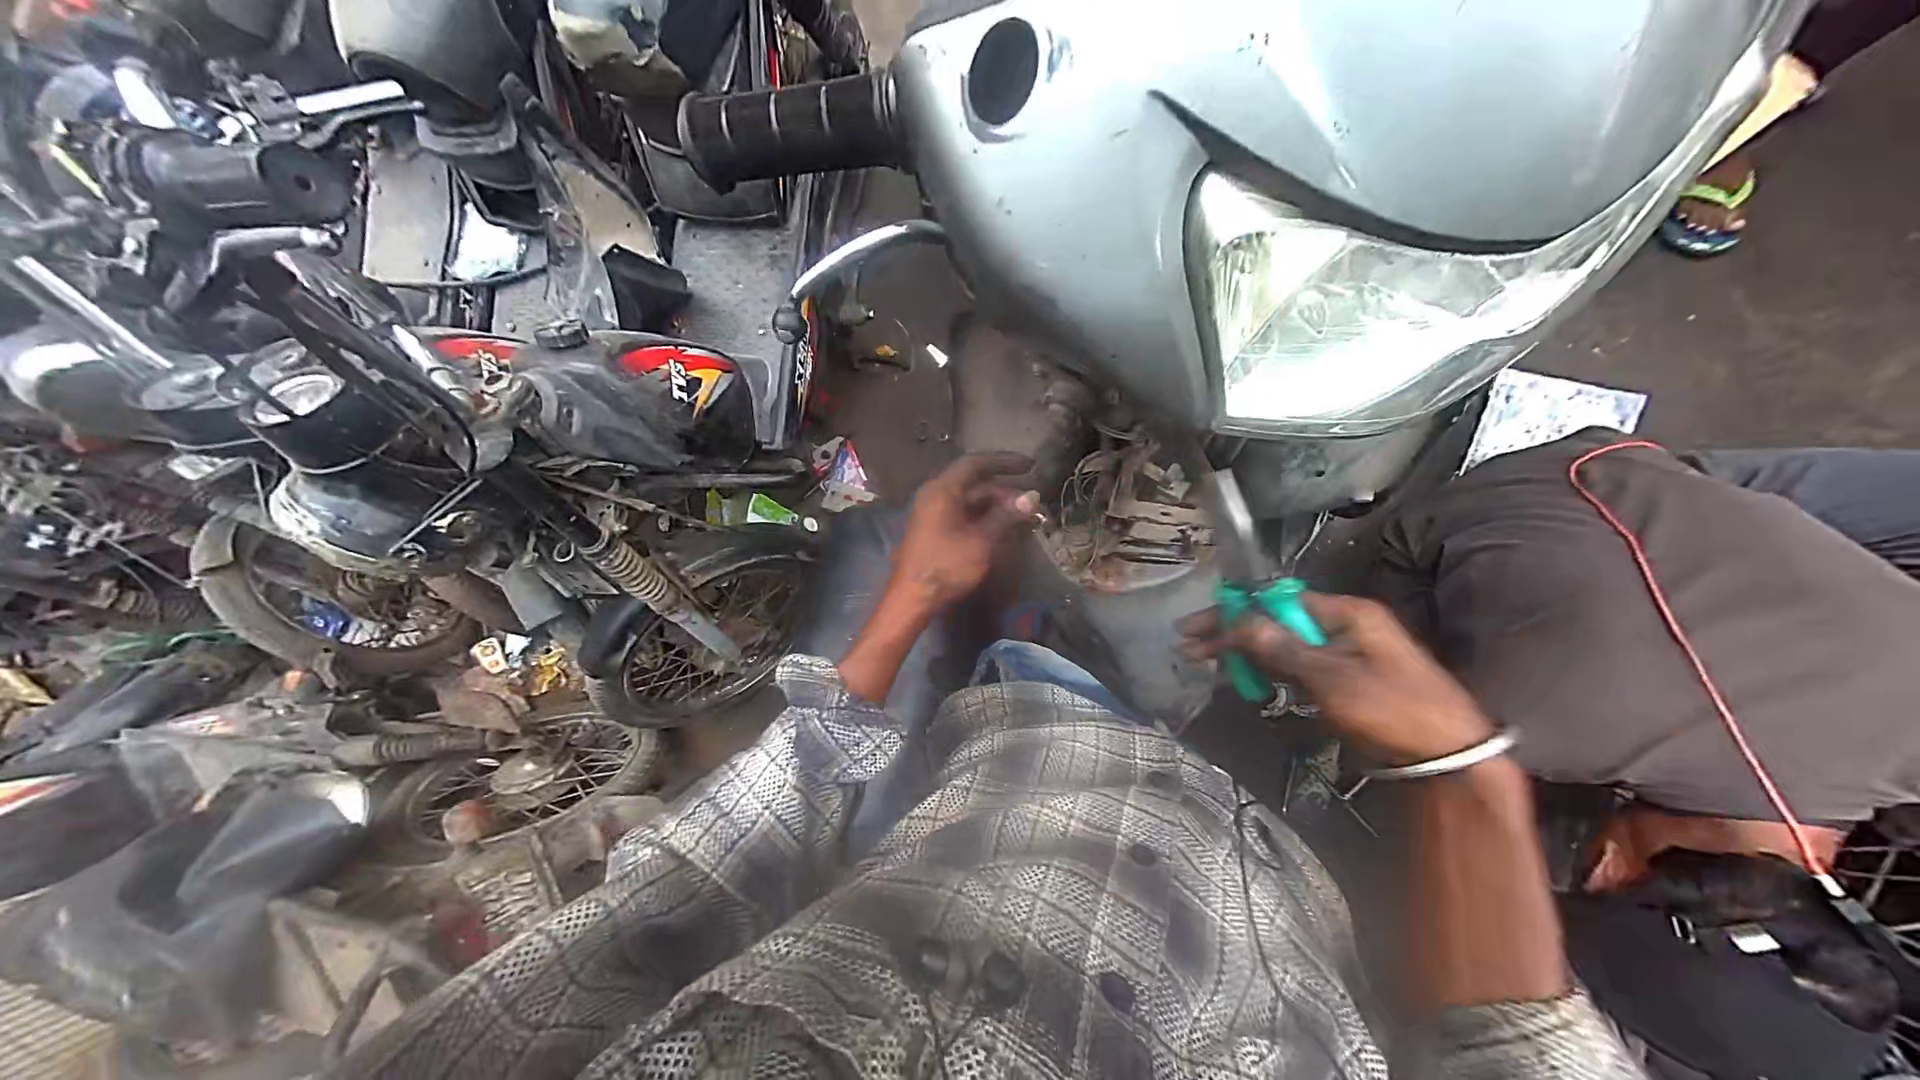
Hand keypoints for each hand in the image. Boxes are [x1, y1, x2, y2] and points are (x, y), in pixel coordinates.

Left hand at [890, 453, 1039, 616]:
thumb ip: (1006, 515)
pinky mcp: (934, 529)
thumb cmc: (946, 566)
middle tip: (1031, 501)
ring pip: (970, 500)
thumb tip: (1032, 497)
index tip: (1030, 465)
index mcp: (943, 490)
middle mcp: (936, 495)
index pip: (976, 463)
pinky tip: (1003, 527)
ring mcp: (933, 512)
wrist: (912, 598)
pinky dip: (984, 517)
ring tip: (1023, 516)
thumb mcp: (982, 540)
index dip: (1004, 461)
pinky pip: (963, 513)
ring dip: (997, 505)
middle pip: (975, 483)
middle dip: (1005, 490)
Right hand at [1179, 592, 1493, 765]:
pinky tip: (1246, 679)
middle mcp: (1343, 626)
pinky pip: (1296, 667)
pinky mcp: (1344, 681)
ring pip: (1282, 645)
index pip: (1275, 601)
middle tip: (1191, 646)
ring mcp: (1344, 654)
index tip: (1198, 627)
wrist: (1450, 760)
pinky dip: (1269, 671)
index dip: (1233, 612)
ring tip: (1207, 662)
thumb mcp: (1332, 678)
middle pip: (1274, 621)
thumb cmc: (1393, 710)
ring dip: (1246, 653)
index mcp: (1346, 613)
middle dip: (1231, 632)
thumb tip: (1238, 623)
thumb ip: (1281, 648)